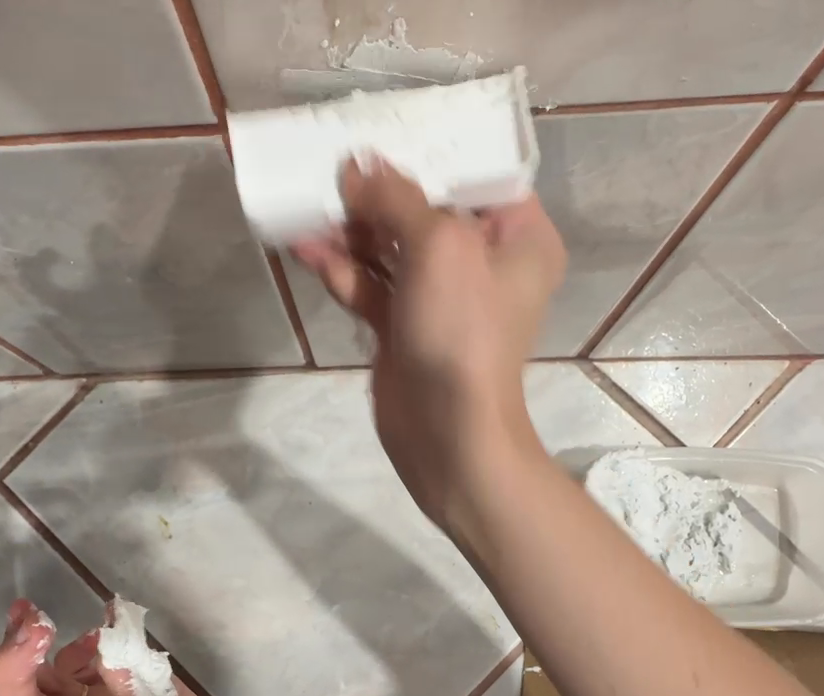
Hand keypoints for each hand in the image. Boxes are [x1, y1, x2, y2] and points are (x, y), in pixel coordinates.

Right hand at [291, 158, 565, 525]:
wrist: (448, 433)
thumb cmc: (462, 331)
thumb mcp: (439, 245)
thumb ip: (397, 198)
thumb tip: (358, 167)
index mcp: (519, 237)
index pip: (477, 177)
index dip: (430, 153)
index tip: (384, 134)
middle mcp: (484, 264)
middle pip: (425, 210)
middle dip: (377, 194)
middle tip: (332, 173)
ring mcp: (441, 299)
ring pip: (391, 248)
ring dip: (349, 231)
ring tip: (305, 207)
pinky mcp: (404, 327)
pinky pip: (372, 285)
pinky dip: (342, 268)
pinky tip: (304, 249)